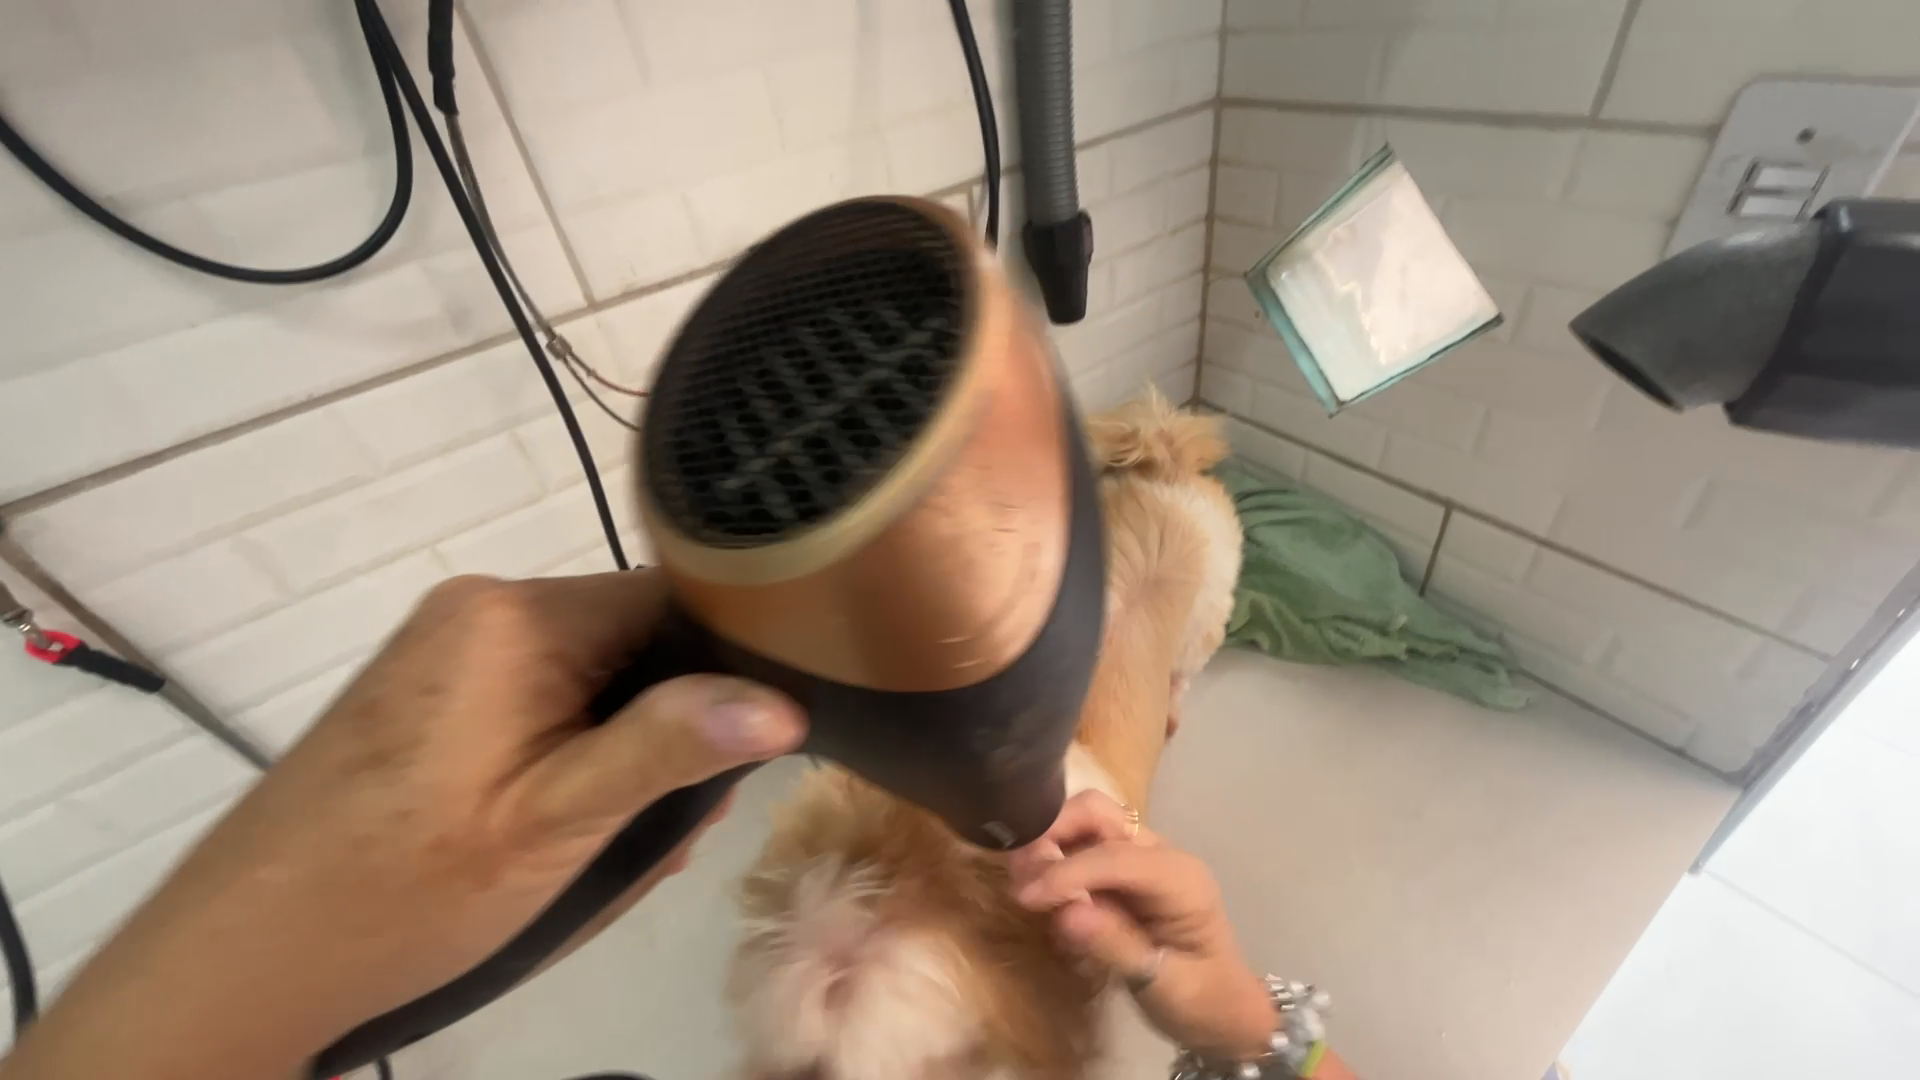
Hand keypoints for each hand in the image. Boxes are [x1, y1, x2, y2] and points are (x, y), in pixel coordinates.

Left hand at [1, 570, 806, 1079]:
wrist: (233, 969)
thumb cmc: (407, 890)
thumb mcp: (559, 822)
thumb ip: (670, 748)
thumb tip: (789, 705)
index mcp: (521, 615)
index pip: (675, 603)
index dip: (725, 668)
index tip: (738, 749)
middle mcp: (488, 604)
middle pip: (639, 640)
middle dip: (675, 724)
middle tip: (674, 818)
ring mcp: (456, 641)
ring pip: (602, 671)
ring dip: (631, 744)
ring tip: (622, 833)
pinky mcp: (440, 682)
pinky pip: (553, 690)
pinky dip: (583, 745)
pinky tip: (573, 815)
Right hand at [1008, 791, 1275, 1060]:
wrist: (1229, 1012)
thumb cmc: (1204, 1003)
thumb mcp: (1167, 988)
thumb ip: (1116, 945)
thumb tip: (1066, 914)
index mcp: (1179, 878)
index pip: (1113, 856)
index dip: (1066, 871)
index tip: (1025, 896)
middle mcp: (1160, 853)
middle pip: (1097, 812)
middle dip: (1052, 832)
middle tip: (1019, 872)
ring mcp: (1143, 855)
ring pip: (1087, 819)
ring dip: (1050, 839)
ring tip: (1023, 879)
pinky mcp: (1126, 866)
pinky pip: (1085, 843)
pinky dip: (1058, 856)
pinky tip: (1044, 890)